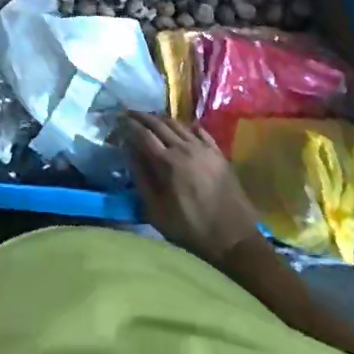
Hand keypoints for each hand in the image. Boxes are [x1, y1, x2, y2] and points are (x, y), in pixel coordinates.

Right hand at [126, 111, 258, 262]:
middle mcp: (184, 149)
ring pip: (178, 124)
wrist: (234, 240)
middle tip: (130, 113)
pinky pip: (200, 131)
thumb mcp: (157, 211)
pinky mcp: (218, 154)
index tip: (119, 118)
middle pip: (159, 123)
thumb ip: (142, 179)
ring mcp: (204, 149)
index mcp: (167, 163)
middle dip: (142, 116)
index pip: (143, 134)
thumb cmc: (191, 229)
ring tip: (151, 118)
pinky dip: (187, 126)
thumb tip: (130, 153)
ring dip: (161, 119)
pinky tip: (183, 128)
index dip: (129, 124)